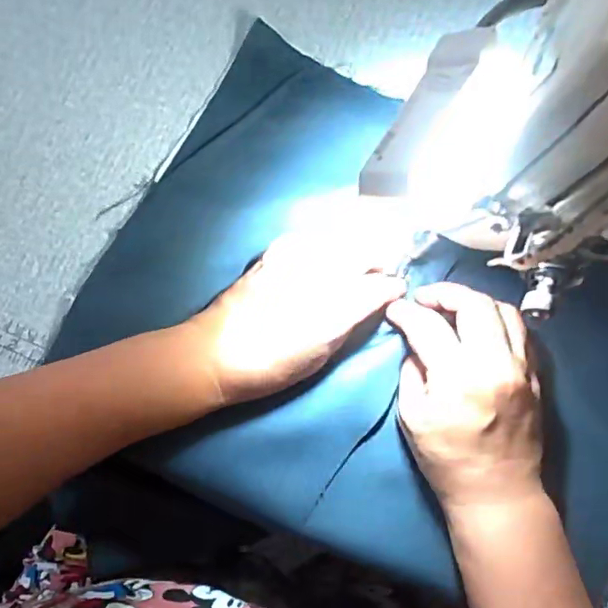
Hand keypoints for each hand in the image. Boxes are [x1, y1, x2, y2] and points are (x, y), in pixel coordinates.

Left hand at [180, 226, 409, 405]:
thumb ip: (349, 325)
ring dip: (351, 249)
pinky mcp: (272, 253)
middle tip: (376, 275)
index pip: (383, 284)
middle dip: (377, 260)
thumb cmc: (267, 367)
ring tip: (349, 267)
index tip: (394, 291)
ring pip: (340, 239)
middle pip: (367, 250)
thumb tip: (369, 305)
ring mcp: (295, 257)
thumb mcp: (318, 357)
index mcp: (338, 307)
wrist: (212, 354)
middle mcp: (321, 274)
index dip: (392, 287)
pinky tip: (315, 260)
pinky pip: (309, 239)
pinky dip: (320, 245)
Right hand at [385, 283, 545, 510]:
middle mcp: (496, 364)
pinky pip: (520, 333)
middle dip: (445, 294)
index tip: (394, 311)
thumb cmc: (445, 459)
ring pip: (505, 312)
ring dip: (475, 302)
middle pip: (475, 305)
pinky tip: (479, 329)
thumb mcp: (412, 417)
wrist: (496, 488)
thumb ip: (412, 374)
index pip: (429, 326)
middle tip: (424, 299)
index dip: (407, 312)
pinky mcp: (536, 376)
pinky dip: (497, 321)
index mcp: (459, 377)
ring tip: (453, 309)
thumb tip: (415, 347)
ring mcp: (522, 368)